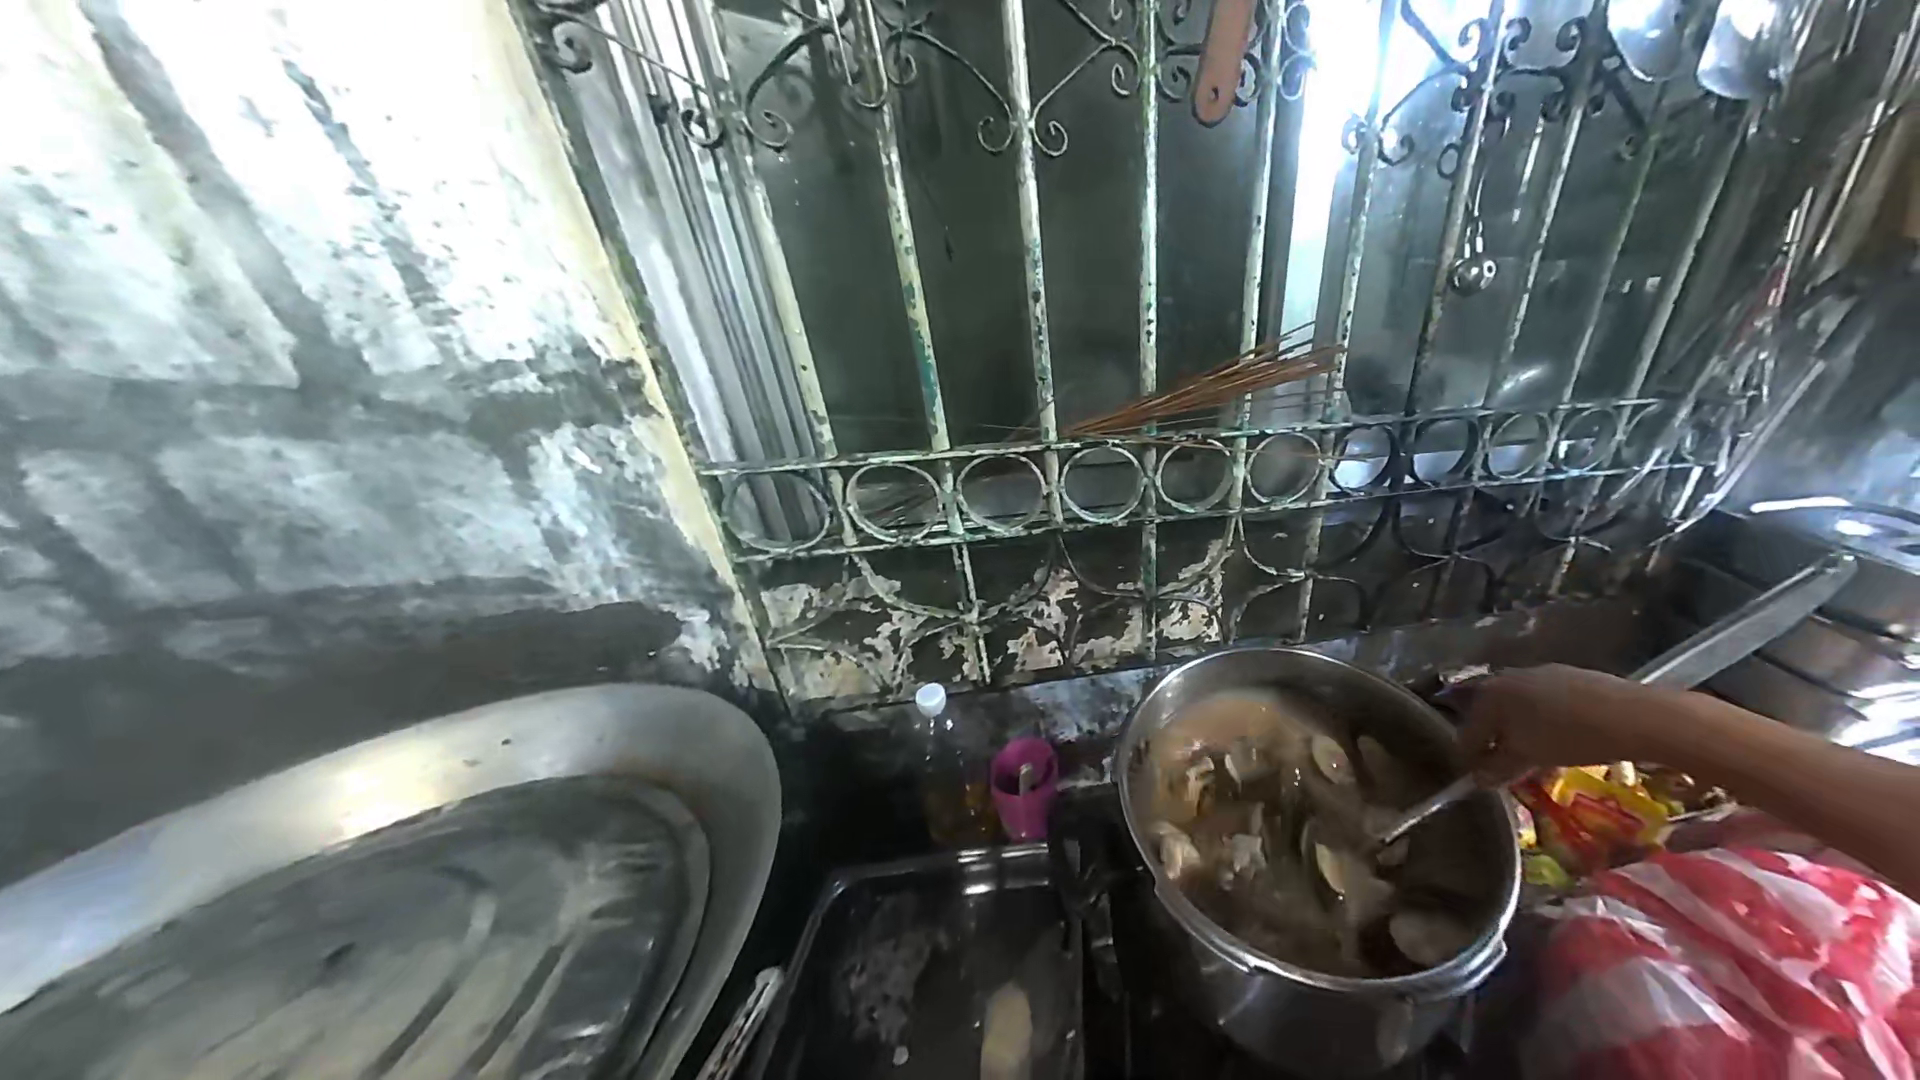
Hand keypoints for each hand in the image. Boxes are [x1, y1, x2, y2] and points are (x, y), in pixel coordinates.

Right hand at [1452, 664, 1679, 781]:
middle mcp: (1505, 678)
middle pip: (1492, 714)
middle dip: (1496, 738)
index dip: (1470, 755)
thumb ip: (1499, 767)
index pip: (1468, 731)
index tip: (1476, 775)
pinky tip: (1566, 734)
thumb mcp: (1530, 756)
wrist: (1639, 715)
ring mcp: (1539, 673)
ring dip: (1521, 728)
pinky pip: (1546, 700)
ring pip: (1519, 706)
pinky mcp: (1571, 675)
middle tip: (1507, 763)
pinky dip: (1546, 718)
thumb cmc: (1570, 736)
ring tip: (1539, 751)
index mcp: (1487, 695)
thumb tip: (1478, 779)